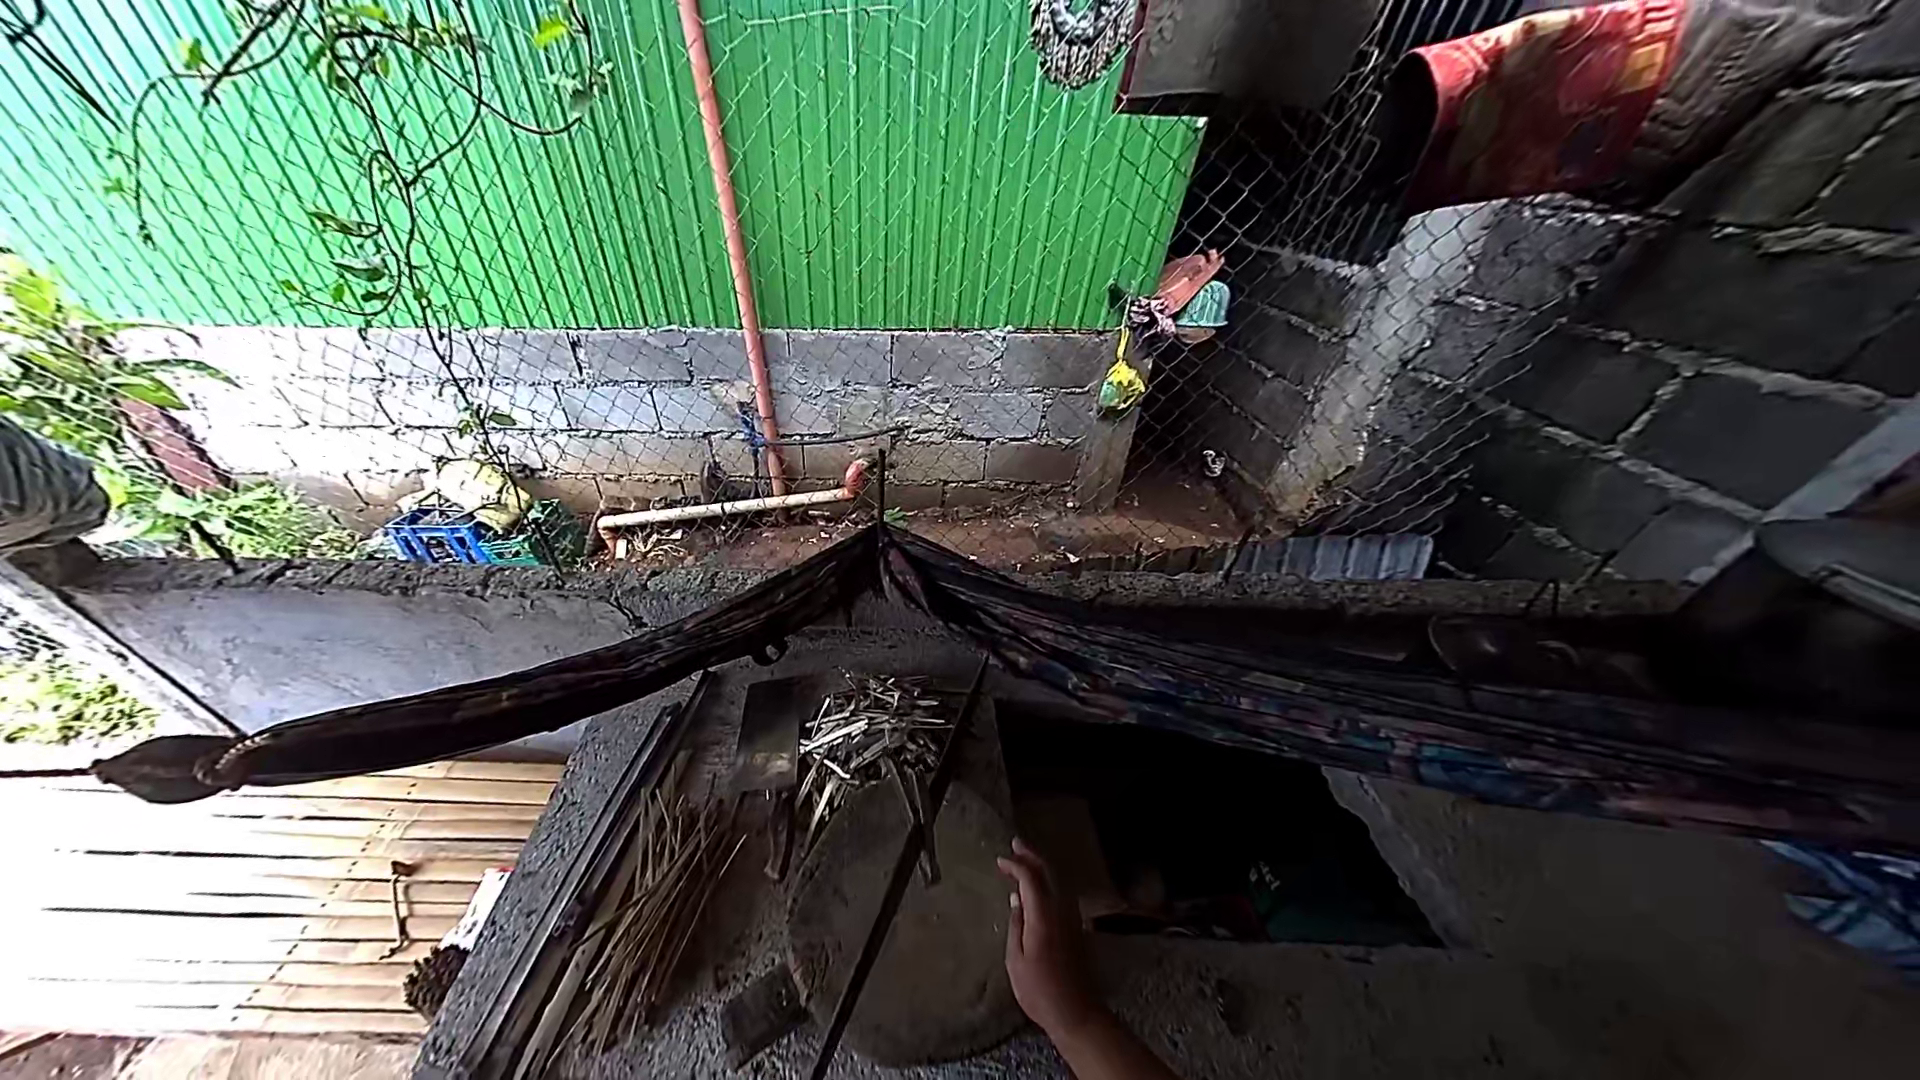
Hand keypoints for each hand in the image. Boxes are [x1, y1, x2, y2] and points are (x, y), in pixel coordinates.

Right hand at [997, 837, 1104, 1037]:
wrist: (1076, 1012)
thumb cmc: (1039, 990)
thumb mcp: (1015, 960)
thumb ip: (1016, 924)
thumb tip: (1016, 899)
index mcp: (1043, 914)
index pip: (1030, 877)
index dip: (1015, 864)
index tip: (1000, 860)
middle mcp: (1061, 908)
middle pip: (1047, 871)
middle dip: (1030, 855)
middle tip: (1015, 845)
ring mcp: (1072, 916)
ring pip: (1057, 879)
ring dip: (1041, 867)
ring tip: (1024, 861)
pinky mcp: (1077, 925)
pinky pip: (1061, 892)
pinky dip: (1048, 882)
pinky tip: (1039, 888)